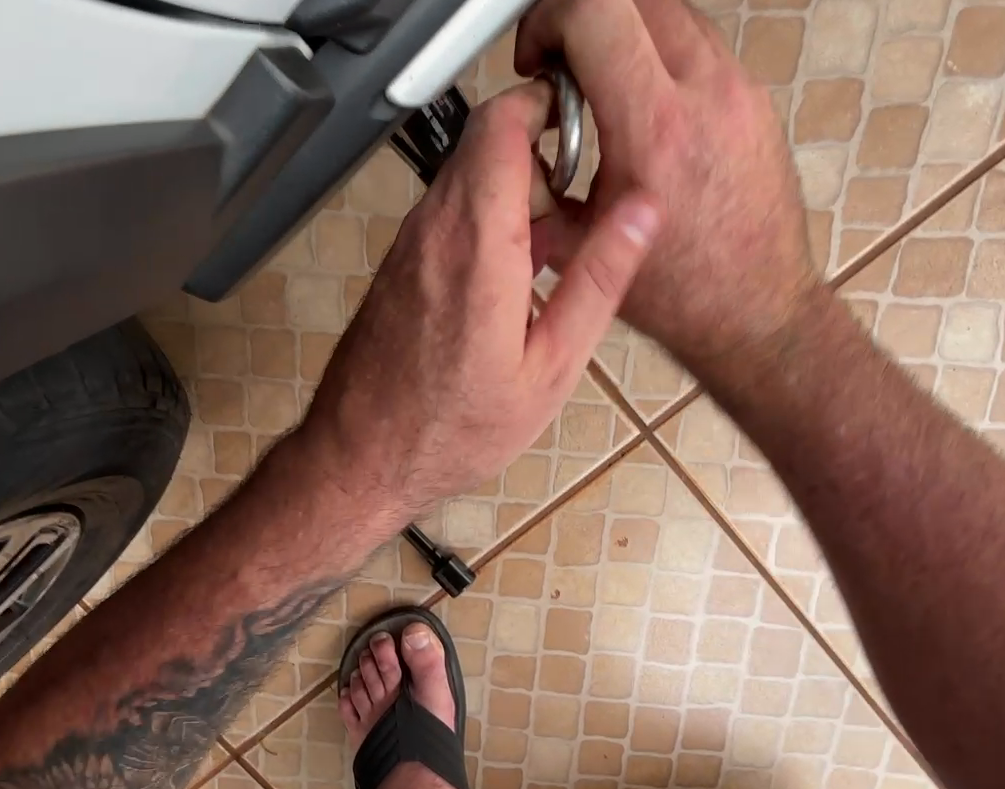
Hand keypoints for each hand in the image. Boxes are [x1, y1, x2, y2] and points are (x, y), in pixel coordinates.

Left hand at [297, 80, 659, 520]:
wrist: (363, 459)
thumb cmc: (453, 432)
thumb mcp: (550, 368)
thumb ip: (598, 280)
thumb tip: (641, 213)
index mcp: (478, 245)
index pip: (503, 121)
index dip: (549, 112)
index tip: (582, 147)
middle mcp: (432, 231)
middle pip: (486, 144)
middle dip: (538, 164)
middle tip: (569, 226)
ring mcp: (407, 247)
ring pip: (465, 181)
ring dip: (510, 202)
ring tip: (540, 268)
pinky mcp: (396, 268)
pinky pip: (445, 220)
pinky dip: (481, 230)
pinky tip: (503, 290)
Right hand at [517, 0, 819, 370]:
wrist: (752, 310)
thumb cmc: (677, 292)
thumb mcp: (577, 247)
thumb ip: (536, 187)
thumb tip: (510, 149)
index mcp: (654, 131)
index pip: (594, 12)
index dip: (547, 19)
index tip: (536, 56)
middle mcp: (705, 94)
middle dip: (581, 16)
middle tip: (559, 62)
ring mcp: (739, 89)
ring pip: (668, 9)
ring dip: (621, 31)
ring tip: (598, 89)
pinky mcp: (754, 98)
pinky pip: (697, 44)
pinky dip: (656, 55)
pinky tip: (639, 108)